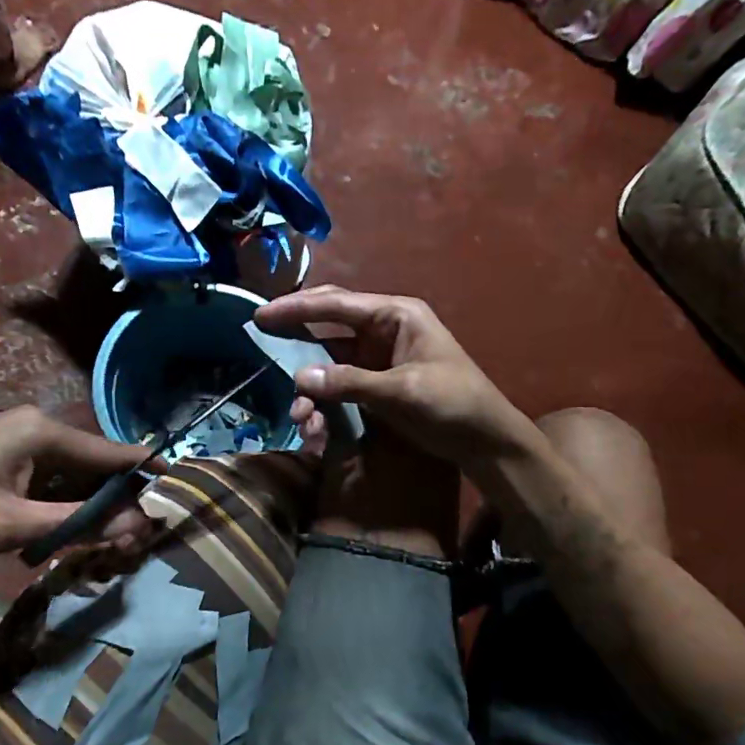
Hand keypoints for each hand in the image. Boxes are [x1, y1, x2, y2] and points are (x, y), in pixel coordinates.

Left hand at [0, 407, 156, 572]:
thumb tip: (140, 526)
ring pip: (70, 477)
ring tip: (104, 547)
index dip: (149, 477)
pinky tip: (63, 536)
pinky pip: (45, 482)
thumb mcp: (13, 525)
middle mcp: (33, 429)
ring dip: (88, 510)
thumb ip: (81, 524)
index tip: (176, 501)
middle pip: (95, 467)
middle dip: (117, 505)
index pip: (116, 453)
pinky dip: (60, 508)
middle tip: (132, 545)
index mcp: (43, 431)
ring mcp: (11, 444)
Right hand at [252, 286, 526, 464]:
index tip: (261, 316)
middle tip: (261, 341)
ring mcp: (378, 360)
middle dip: (296, 341)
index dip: (297, 308)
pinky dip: (324, 405)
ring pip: (328, 364)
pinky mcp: (375, 387)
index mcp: (396, 316)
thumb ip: (352, 383)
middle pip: (328, 327)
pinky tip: (317, 428)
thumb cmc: (454, 402)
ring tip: (302, 419)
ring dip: (310, 390)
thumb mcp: (404, 390)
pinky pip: (338, 388)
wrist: (483, 440)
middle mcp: (382, 331)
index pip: (338, 305)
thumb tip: (300, 380)